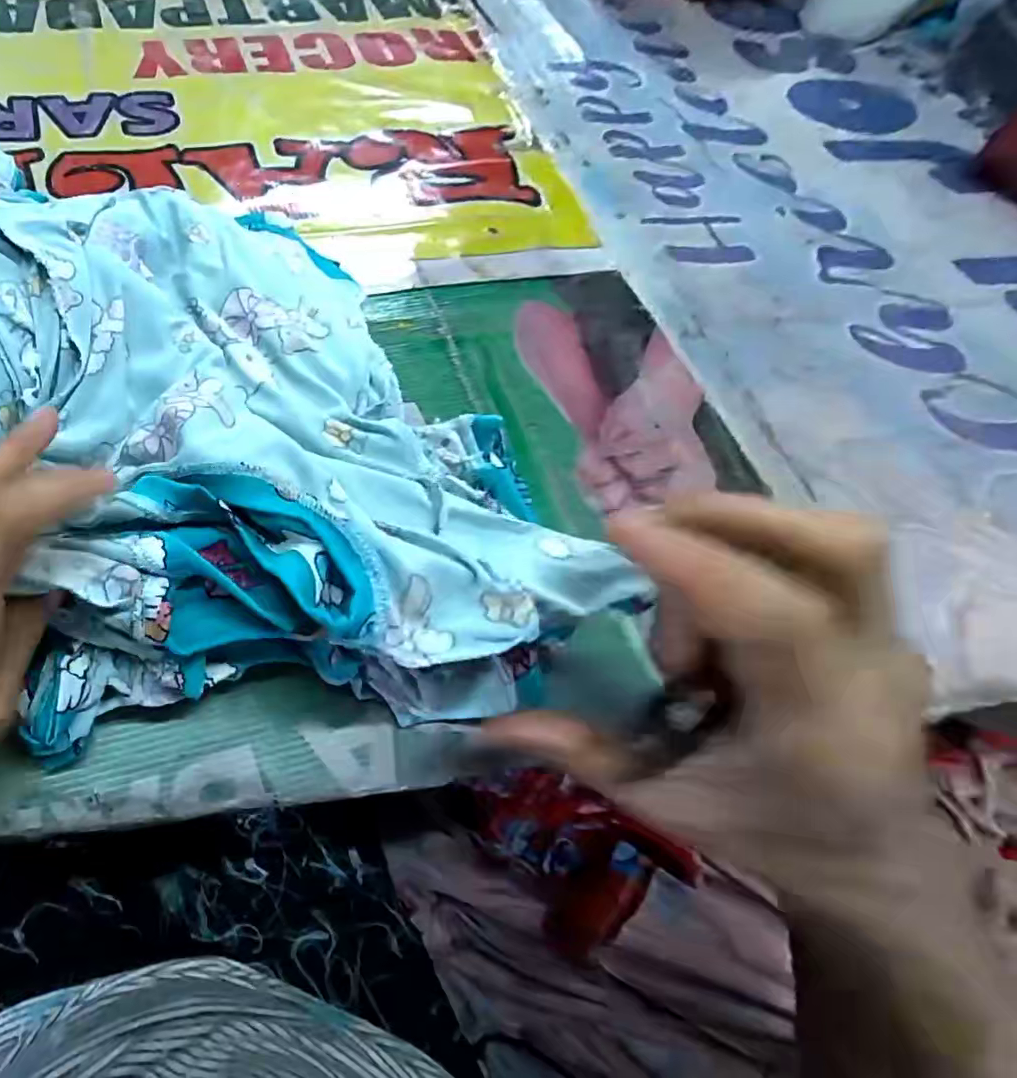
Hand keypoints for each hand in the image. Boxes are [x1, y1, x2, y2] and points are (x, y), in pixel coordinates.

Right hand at [486, 494, 931, 905]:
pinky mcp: (867, 622)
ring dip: (732, 526)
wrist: (870, 854)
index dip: (695, 563)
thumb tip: (491, 721)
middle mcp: (868, 669)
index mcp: (817, 725)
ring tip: (660, 555)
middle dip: (728, 517)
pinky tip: (693, 572)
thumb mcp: (656, 802)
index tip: (618, 530)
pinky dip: (745, 540)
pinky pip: (812, 552)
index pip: (774, 619)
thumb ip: (580, 753)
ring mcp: (880, 639)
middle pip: (838, 550)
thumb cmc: (758, 829)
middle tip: (639, 530)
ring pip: (831, 539)